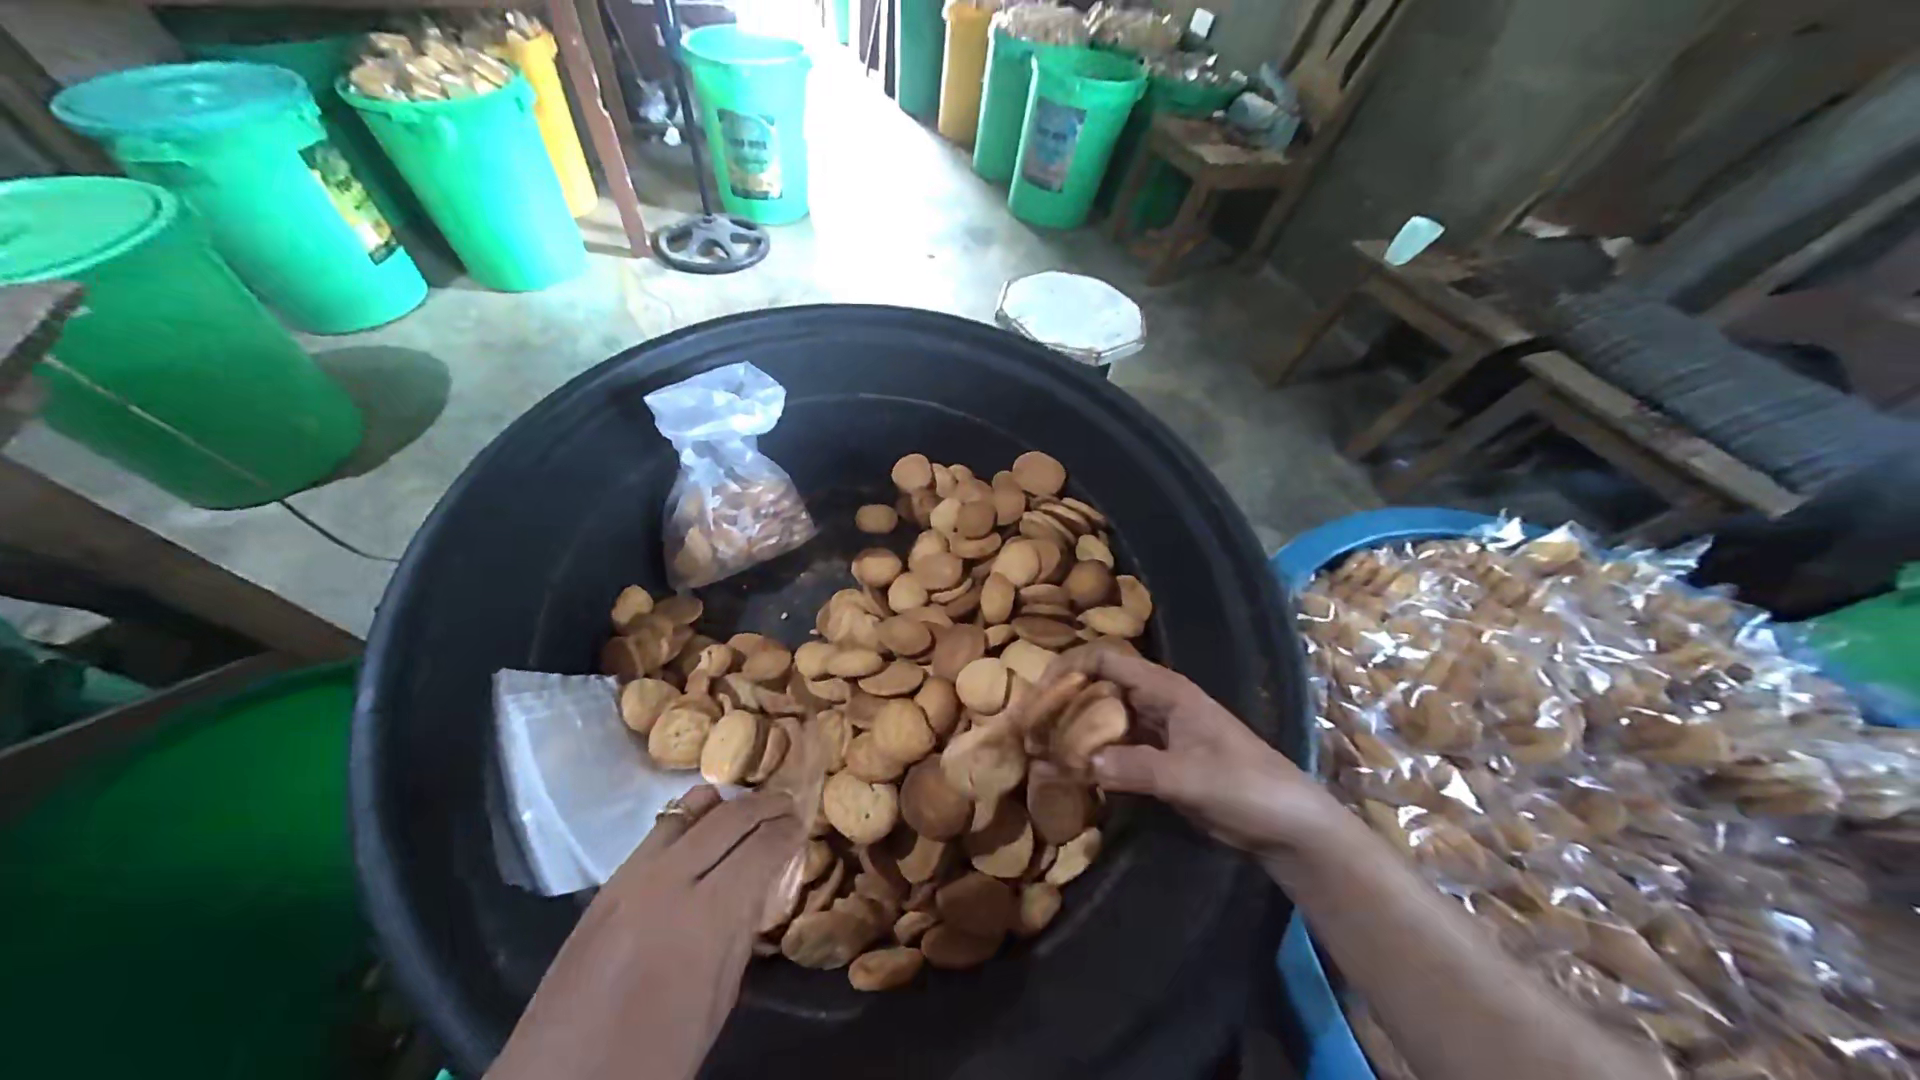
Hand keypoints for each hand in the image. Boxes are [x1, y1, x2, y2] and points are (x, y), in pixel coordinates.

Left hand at [487, 786, 802, 1079]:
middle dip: (765, 807)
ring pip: (688, 812)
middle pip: (729, 819)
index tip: (803, 826)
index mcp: (704, 919)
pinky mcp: (606, 884)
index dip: (788, 832)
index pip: (761, 848)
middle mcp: (667, 883)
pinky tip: (703, 824)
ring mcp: (630, 878)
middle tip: (788, 805)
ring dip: (727, 804)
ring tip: (749, 806)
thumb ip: (741, 930)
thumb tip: (761, 884)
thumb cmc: (654, 1058)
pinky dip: (690, 818)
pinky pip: (658, 832)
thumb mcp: (718, 998)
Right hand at [1037, 647, 1340, 856]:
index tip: (1038, 695)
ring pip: (1103, 717)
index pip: (1104, 660)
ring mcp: (1155, 731)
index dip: (1068, 668)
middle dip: (1062, 701)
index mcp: (1165, 689)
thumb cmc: (1247, 786)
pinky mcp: (1157, 760)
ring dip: (1072, 730)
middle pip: (1097, 687)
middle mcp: (1155, 702)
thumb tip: (1081, 763)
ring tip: (1040, 751)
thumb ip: (1136, 767)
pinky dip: (1090, 755)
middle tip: (1030, 728)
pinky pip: (1113, 747)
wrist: (1287, 825)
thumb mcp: (1191, 777)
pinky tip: (1070, 772)